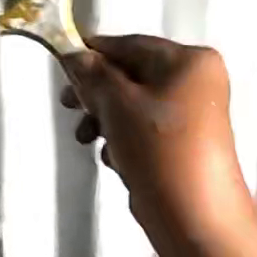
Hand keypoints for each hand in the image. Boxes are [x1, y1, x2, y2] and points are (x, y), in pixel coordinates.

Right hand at [59, 35, 253, 237]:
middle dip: (95, 92)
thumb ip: (92, 73)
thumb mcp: (116, 102)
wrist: (192, 212)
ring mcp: (191, 112)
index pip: (128, 45)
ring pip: (130, 103)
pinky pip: (141, 127)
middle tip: (68, 105)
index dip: (91, 54)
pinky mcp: (181, 140)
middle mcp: (195, 80)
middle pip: (129, 75)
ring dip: (103, 118)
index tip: (60, 68)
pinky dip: (121, 137)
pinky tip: (113, 156)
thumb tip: (74, 56)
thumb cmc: (157, 147)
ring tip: (87, 139)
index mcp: (189, 61)